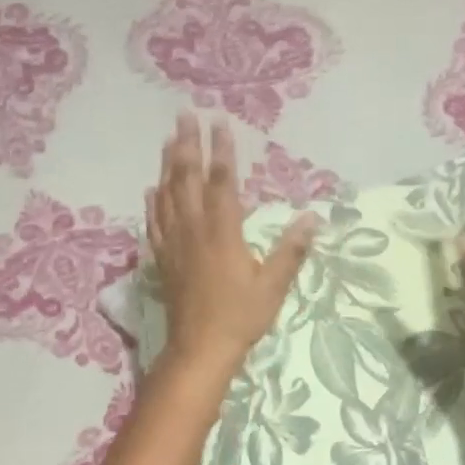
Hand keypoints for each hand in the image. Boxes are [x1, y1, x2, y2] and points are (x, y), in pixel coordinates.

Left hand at [146, 113, 318, 373]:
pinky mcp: (163, 261)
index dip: (222, 151)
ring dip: (167, 165)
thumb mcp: (273, 286)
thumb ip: (291, 250)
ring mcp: (174, 245)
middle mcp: (194, 230)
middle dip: (186, 145)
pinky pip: (154, 224)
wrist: (200, 348)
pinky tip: (151, 191)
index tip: (220, 122)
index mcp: (223, 232)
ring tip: (168, 140)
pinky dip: (153, 203)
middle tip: (184, 115)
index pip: (222, 182)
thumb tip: (312, 218)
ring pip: (167, 195)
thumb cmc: (240, 318)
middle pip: (187, 179)